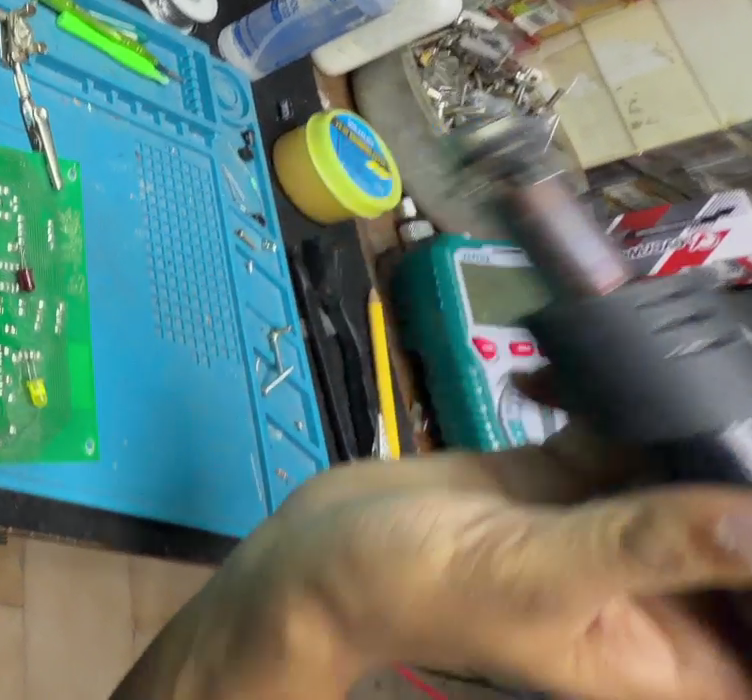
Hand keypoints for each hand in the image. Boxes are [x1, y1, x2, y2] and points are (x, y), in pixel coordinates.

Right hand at [141, 405, 751, 699]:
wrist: (313, 552)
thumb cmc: (413, 587)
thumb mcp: (524, 572)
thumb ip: (637, 544)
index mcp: (683, 650)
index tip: (750, 466)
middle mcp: (659, 589)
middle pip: (735, 528)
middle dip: (731, 463)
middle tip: (715, 396)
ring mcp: (600, 526)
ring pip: (678, 471)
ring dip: (669, 420)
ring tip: (643, 372)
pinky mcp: (547, 479)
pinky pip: (602, 438)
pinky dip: (594, 401)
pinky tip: (556, 376)